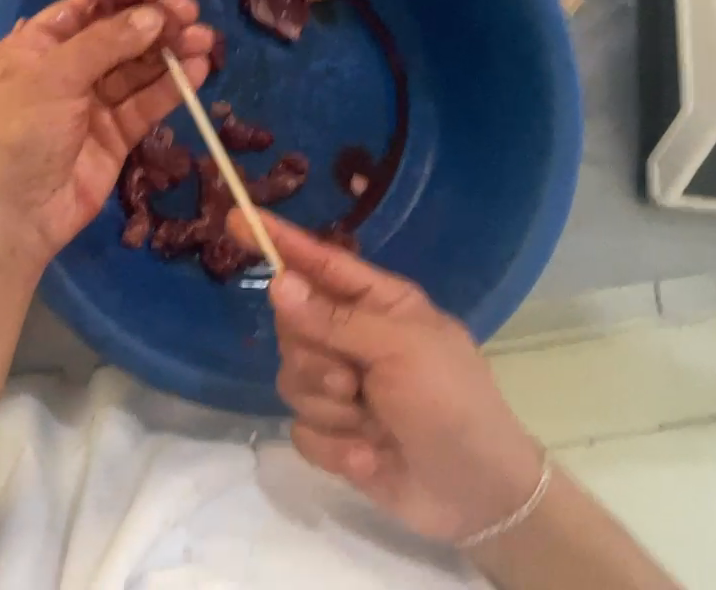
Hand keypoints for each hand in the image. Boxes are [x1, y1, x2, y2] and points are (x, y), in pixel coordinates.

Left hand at [0, 0, 214, 268]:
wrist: (15, 216)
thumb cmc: (19, 133)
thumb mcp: (53, 77)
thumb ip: (106, 42)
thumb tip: (155, 16)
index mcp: (35, 47)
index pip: (83, 8)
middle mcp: (65, 70)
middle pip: (116, 36)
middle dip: (152, 22)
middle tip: (189, 11)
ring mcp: (92, 103)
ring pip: (137, 68)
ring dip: (169, 52)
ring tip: (204, 38)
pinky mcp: (116, 134)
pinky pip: (146, 103)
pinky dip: (171, 87)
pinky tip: (198, 70)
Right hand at [235, 211, 545, 544]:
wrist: (479, 497)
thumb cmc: (452, 402)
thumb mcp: (400, 349)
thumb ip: (334, 318)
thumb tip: (278, 281)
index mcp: (377, 303)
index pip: (317, 261)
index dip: (277, 240)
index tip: (236, 219)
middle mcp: (352, 337)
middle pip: (292, 325)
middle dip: (314, 356)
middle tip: (352, 379)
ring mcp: (340, 386)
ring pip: (290, 377)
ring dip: (330, 406)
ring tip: (371, 423)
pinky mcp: (333, 433)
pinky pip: (300, 427)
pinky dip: (336, 447)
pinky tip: (372, 457)